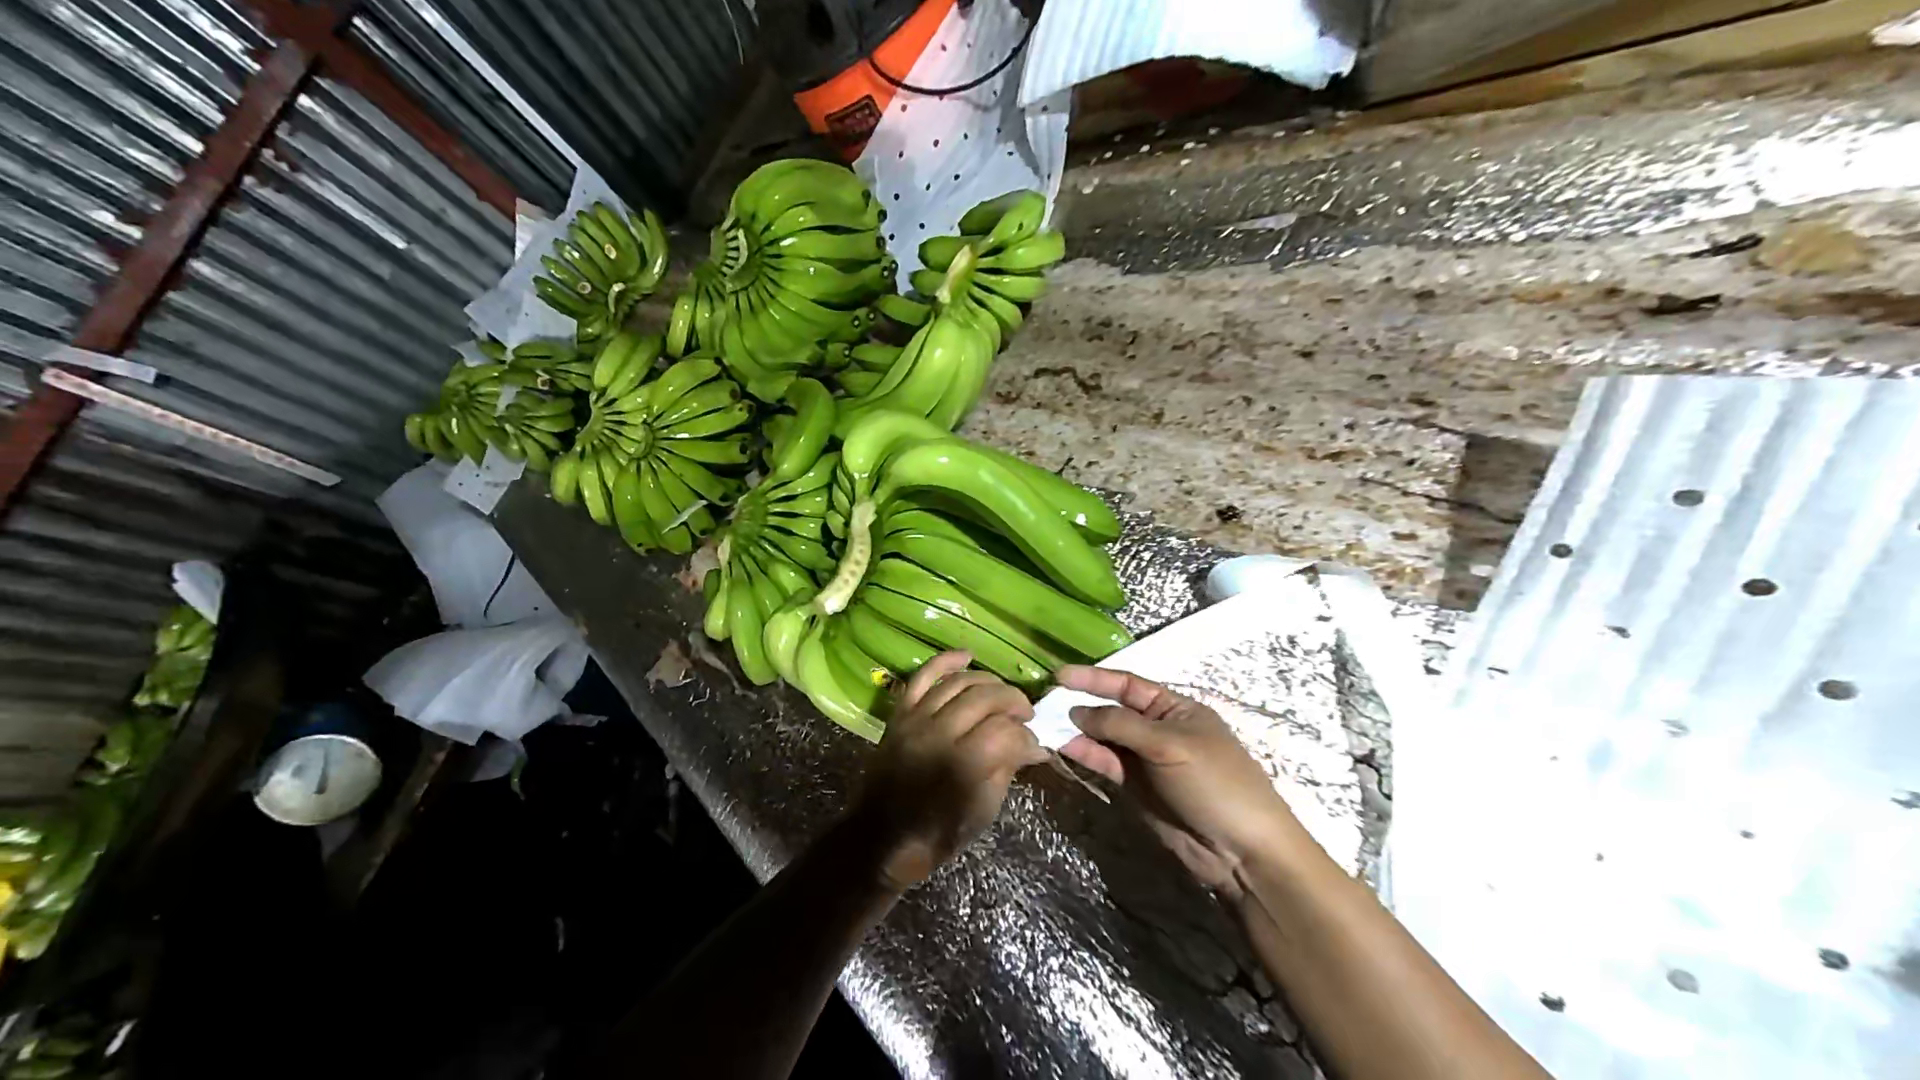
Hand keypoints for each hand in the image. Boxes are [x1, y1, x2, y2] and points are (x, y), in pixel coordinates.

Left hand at [851, 651, 1049, 889]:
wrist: (881, 839)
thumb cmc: (937, 834)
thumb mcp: (983, 811)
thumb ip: (1007, 769)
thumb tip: (1034, 745)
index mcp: (962, 765)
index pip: (1005, 731)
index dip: (1026, 736)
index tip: (1035, 744)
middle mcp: (938, 734)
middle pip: (985, 698)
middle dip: (1014, 701)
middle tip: (1026, 715)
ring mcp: (915, 720)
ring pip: (958, 683)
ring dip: (988, 681)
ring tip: (1004, 693)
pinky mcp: (900, 715)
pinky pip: (922, 677)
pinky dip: (945, 662)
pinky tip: (968, 656)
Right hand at [1057, 665, 1301, 899]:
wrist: (1241, 851)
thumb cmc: (1214, 783)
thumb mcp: (1169, 745)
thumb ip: (1121, 725)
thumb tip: (1077, 711)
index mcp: (1175, 708)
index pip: (1127, 685)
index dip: (1093, 678)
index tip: (1060, 676)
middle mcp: (1156, 729)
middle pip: (1111, 710)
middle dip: (1080, 704)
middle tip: (1043, 703)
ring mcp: (1144, 760)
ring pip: (1103, 738)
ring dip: (1077, 731)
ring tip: (1044, 725)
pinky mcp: (1135, 787)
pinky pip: (1104, 763)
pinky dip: (1084, 754)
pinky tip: (1062, 746)